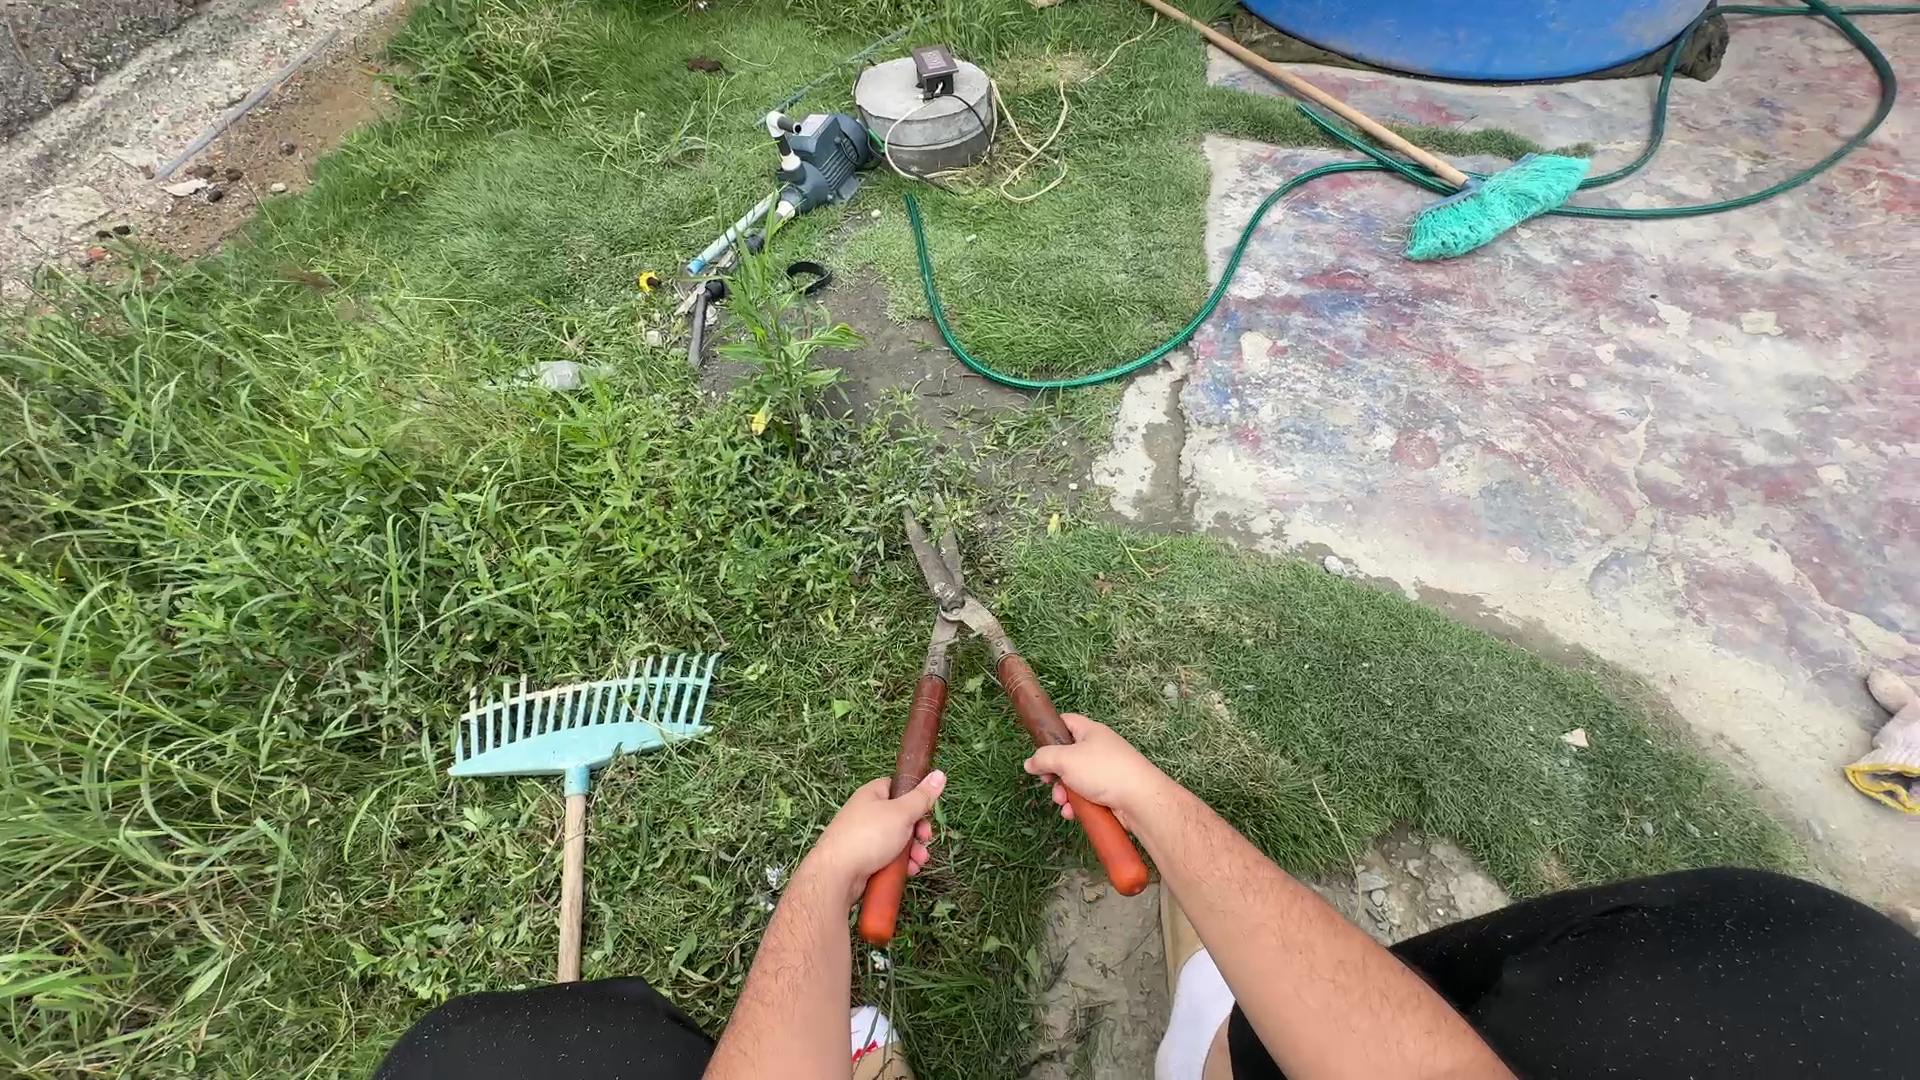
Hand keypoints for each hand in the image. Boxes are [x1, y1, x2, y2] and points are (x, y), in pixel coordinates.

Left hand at [803, 771, 945, 906]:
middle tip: (925, 839)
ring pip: (896, 840)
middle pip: (901, 817)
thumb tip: (940, 774)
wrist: (836, 875)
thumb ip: (922, 796)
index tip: (926, 810)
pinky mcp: (863, 859)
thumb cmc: (869, 836)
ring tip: (918, 862)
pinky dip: (900, 863)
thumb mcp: (901, 813)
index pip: (898, 788)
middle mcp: (866, 813)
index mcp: (872, 794)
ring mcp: (863, 837)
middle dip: (917, 830)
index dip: (915, 798)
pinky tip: (908, 871)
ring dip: (912, 850)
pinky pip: (887, 857)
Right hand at [1022, 714, 1170, 829]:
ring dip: (1064, 792)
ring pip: (1074, 779)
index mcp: (1090, 731)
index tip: (1039, 749)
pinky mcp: (1109, 792)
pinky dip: (1076, 804)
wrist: (1140, 800)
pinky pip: (1086, 796)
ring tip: (1063, 802)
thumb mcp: (1066, 759)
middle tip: (1048, 782)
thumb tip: (1029, 763)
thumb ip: (1043, 758)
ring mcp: (1104, 771)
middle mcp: (1098, 749)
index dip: (1050, 732)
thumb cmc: (1104, 771)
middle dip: (1054, 772)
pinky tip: (1072, 813)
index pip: (1066, 722)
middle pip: (1066, 756)